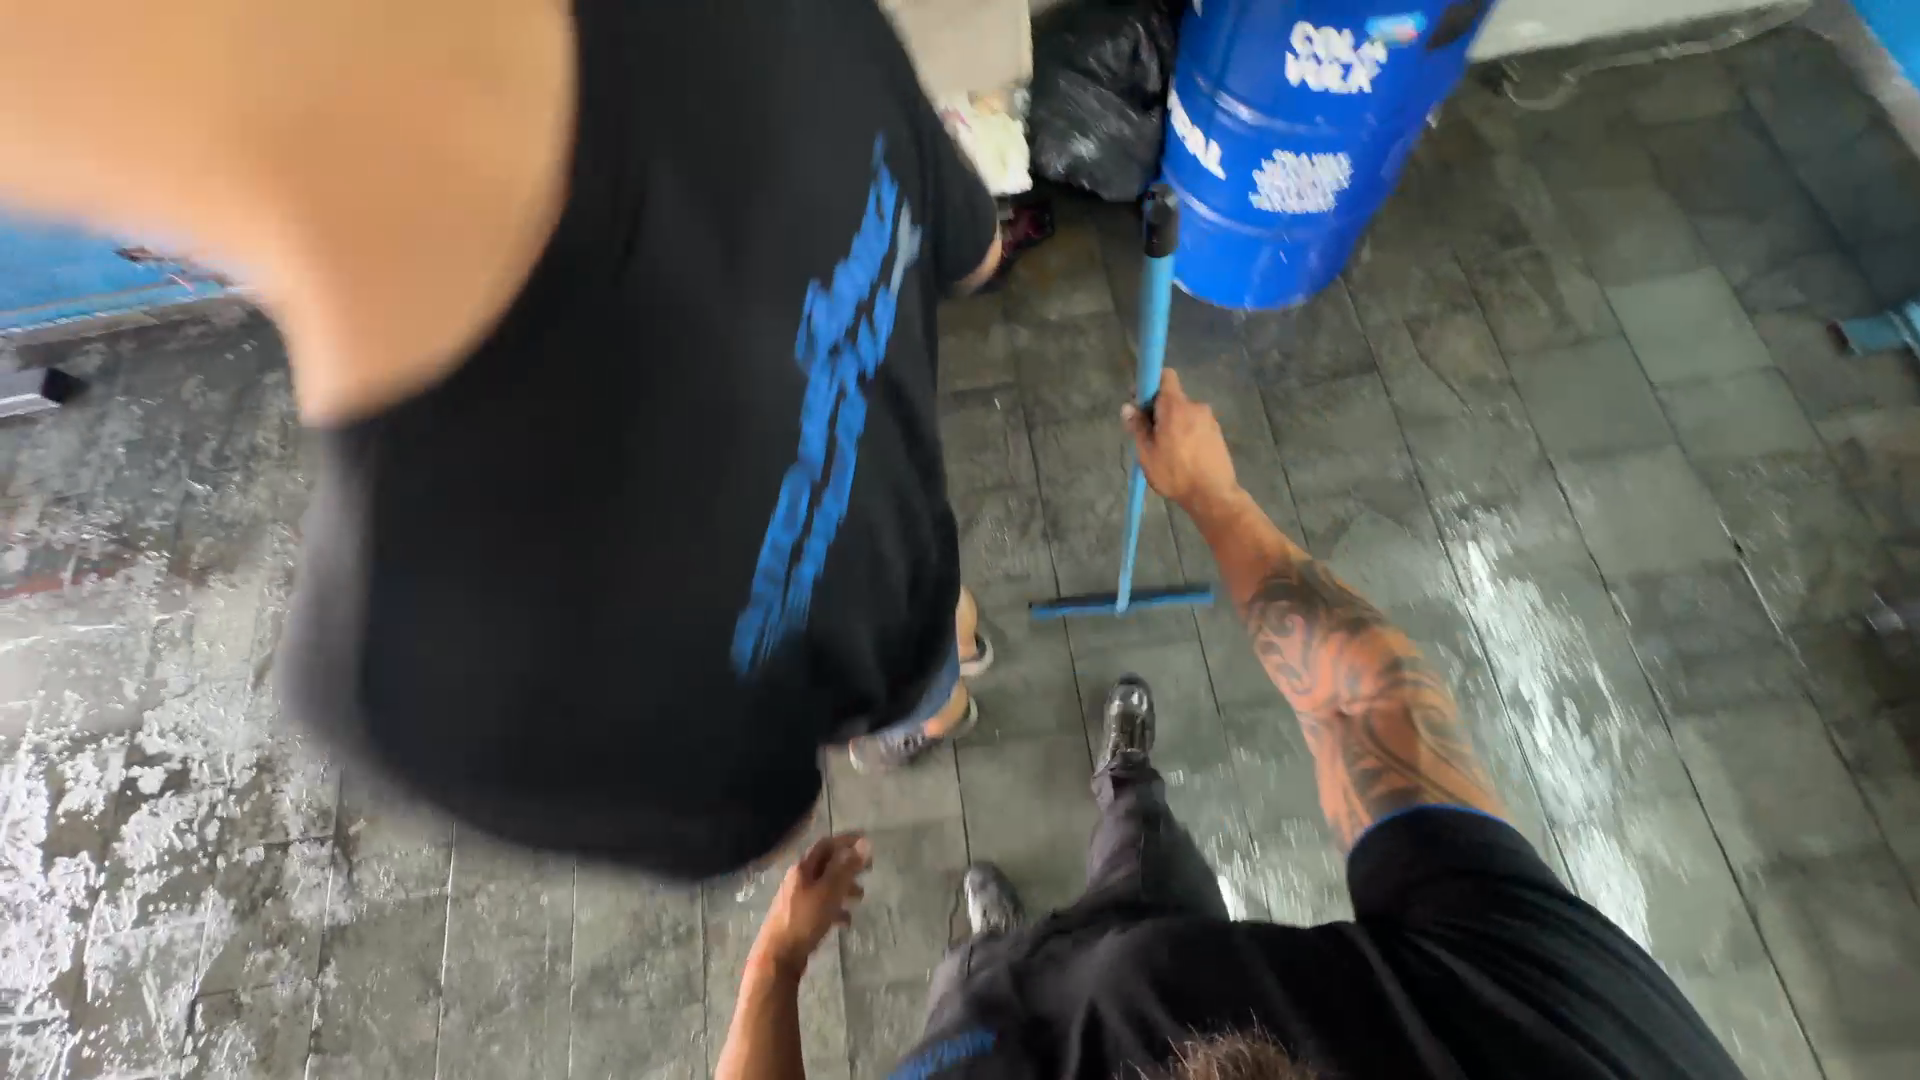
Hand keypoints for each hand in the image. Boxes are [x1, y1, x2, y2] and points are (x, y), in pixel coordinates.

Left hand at [750, 833, 872, 977]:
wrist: (776, 958)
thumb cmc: (804, 920)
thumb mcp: (829, 892)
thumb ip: (847, 868)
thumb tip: (864, 844)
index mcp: (803, 868)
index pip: (827, 844)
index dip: (846, 840)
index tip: (866, 841)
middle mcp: (798, 879)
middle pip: (826, 865)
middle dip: (848, 866)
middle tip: (868, 870)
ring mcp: (796, 899)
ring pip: (825, 886)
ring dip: (844, 888)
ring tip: (860, 897)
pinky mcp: (797, 918)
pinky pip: (820, 906)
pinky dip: (835, 909)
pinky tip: (845, 921)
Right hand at [1122, 369, 1240, 512]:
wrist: (1213, 494)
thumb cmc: (1175, 473)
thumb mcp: (1147, 453)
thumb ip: (1137, 427)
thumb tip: (1128, 407)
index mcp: (1176, 407)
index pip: (1165, 376)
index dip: (1150, 385)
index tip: (1140, 403)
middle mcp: (1195, 406)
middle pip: (1173, 398)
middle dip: (1159, 411)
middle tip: (1149, 436)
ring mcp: (1209, 419)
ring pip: (1184, 414)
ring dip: (1173, 424)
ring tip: (1167, 451)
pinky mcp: (1217, 432)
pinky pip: (1195, 425)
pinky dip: (1186, 433)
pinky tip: (1183, 456)